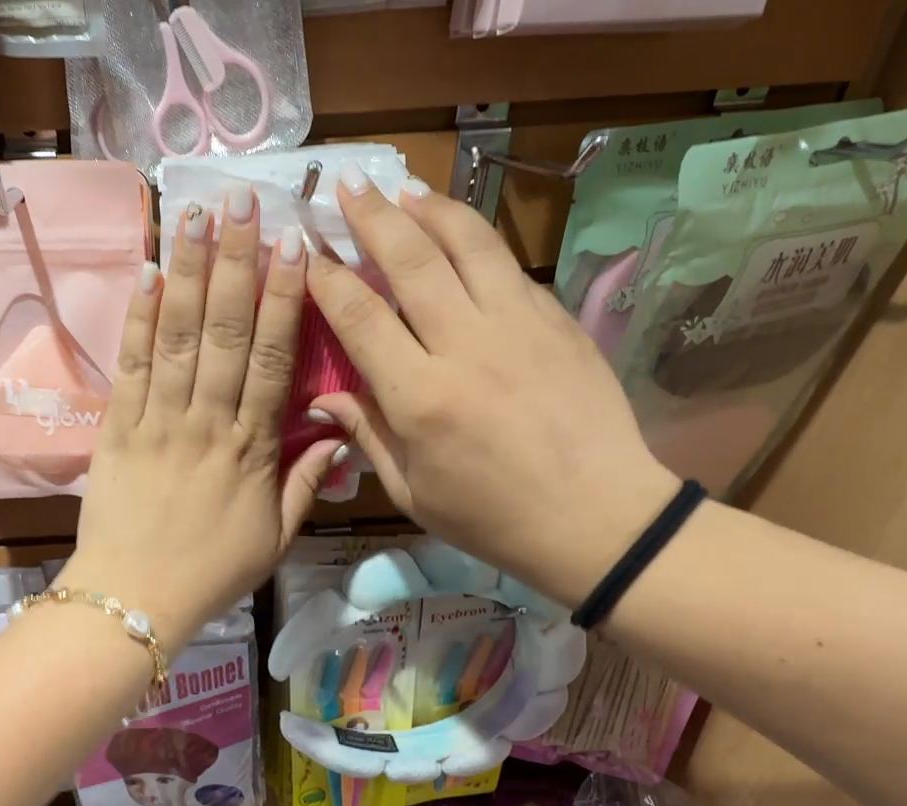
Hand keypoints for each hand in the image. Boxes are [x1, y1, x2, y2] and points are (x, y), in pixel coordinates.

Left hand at [61, 185, 346, 648]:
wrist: (134, 599)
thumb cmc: (210, 573)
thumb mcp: (274, 539)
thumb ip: (305, 485)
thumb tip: (337, 436)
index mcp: (253, 449)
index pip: (275, 361)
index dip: (285, 300)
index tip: (294, 246)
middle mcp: (208, 422)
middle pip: (225, 332)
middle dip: (235, 261)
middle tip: (242, 199)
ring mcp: (159, 421)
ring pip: (177, 336)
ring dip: (186, 271)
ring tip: (194, 213)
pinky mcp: (117, 428)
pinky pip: (130, 365)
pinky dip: (137, 317)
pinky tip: (145, 270)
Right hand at [304, 171, 679, 607]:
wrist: (599, 518)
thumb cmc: (494, 519)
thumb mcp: (413, 493)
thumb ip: (367, 436)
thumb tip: (322, 399)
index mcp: (422, 398)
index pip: (360, 317)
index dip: (327, 278)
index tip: (306, 251)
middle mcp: (467, 346)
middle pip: (411, 260)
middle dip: (372, 216)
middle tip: (347, 185)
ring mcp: (520, 325)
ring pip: (468, 244)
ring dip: (429, 209)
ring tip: (403, 189)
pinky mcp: (557, 320)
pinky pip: (508, 267)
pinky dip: (476, 241)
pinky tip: (459, 235)